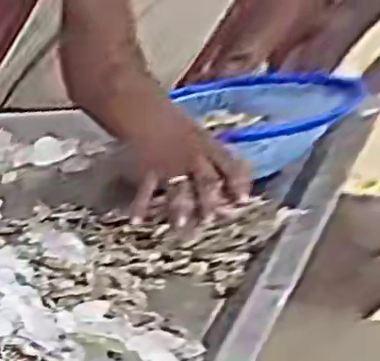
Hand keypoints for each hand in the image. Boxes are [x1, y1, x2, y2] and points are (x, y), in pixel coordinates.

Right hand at [119, 96, 251, 225]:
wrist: (147, 116)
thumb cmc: (173, 126)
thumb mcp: (197, 137)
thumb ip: (207, 156)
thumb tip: (220, 176)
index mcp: (208, 147)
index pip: (229, 166)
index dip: (238, 184)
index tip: (243, 202)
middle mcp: (193, 157)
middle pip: (206, 181)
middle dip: (209, 201)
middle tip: (211, 222)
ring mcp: (169, 165)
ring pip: (179, 188)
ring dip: (179, 208)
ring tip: (179, 225)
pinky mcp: (148, 170)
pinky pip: (145, 191)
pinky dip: (140, 206)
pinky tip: (136, 221)